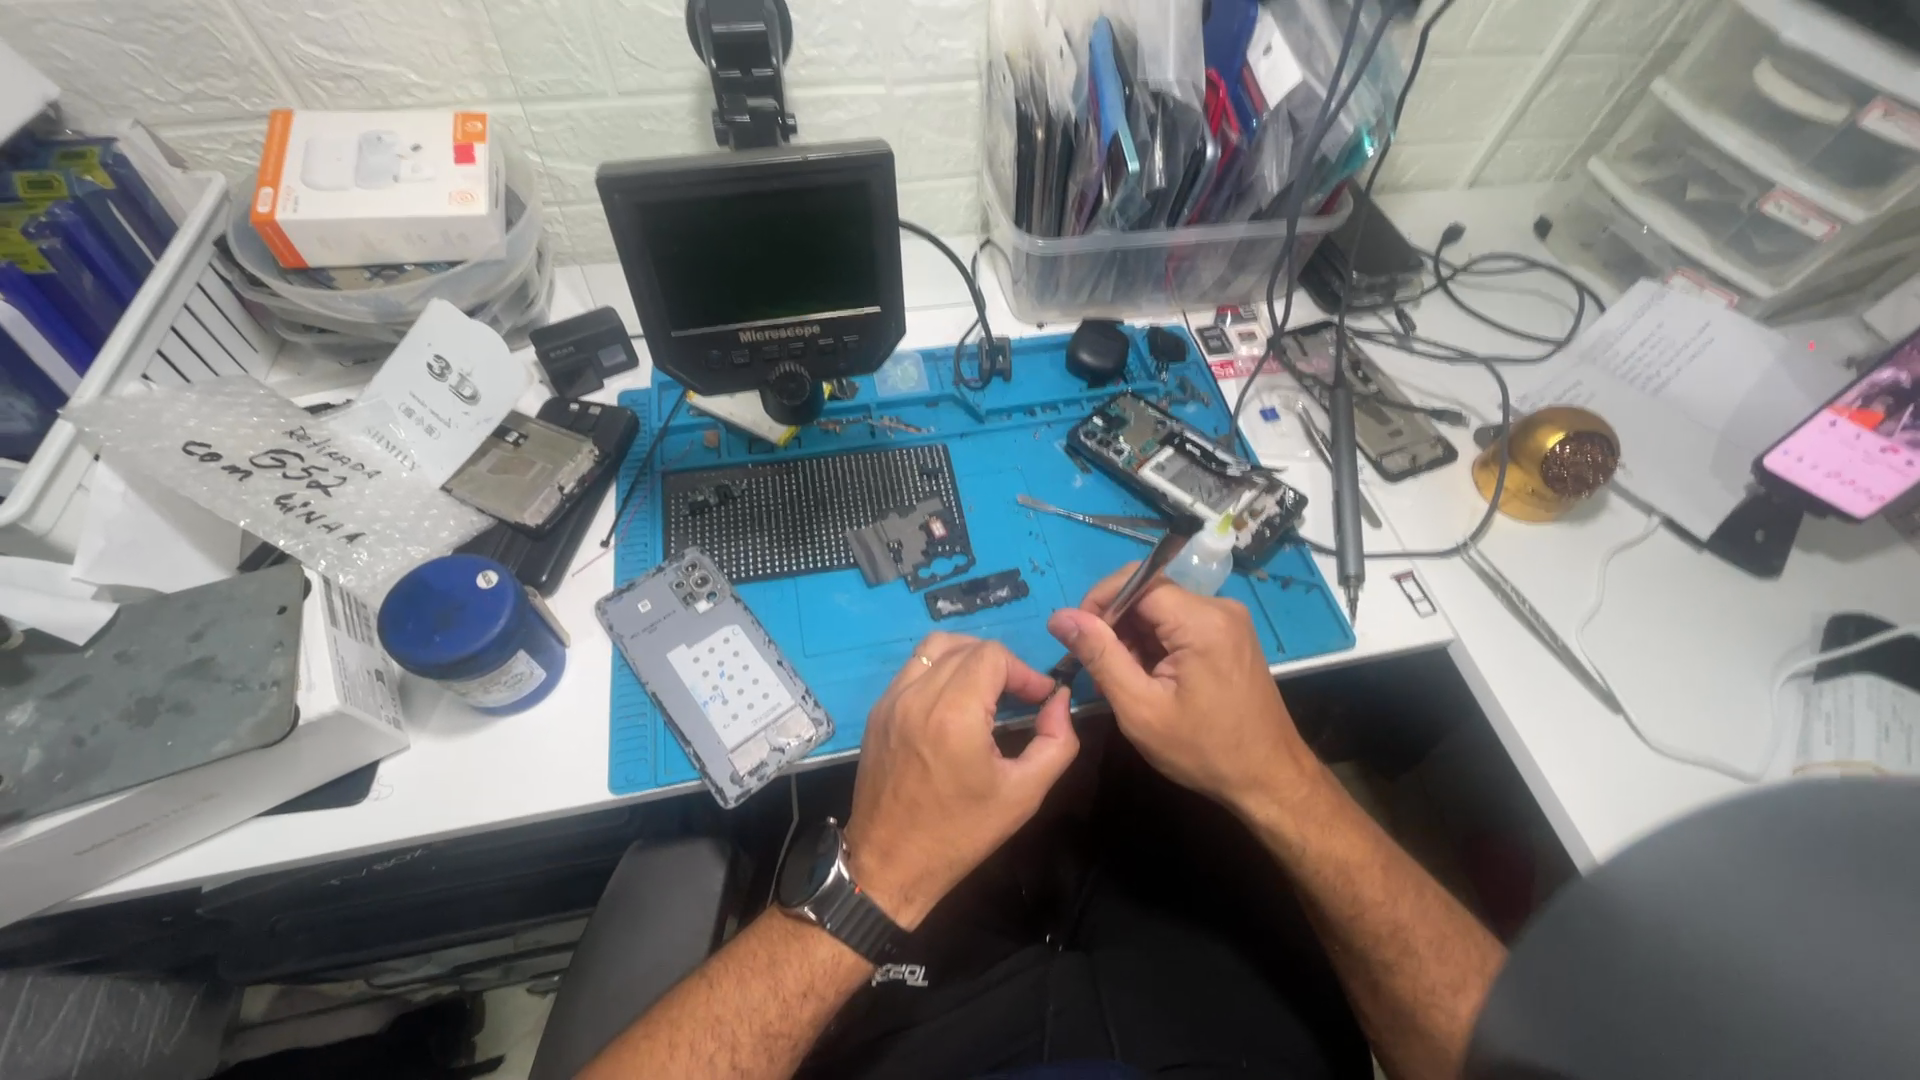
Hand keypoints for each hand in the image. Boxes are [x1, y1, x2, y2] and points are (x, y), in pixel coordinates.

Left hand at [844, 634, 1078, 930]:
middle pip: (965, 646)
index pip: (992, 656)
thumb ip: (1056, 741)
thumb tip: (1059, 700)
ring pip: (933, 648)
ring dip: (967, 658)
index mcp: (953, 713)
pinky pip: (912, 669)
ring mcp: (890, 701)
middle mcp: (917, 696)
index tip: (1040, 699)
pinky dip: (939, 671)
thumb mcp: (1024, 793)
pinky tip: (953, 704)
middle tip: (1018, 697)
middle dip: (1000, 665)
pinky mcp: (877, 712)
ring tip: (986, 690)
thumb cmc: (960, 833)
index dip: (1024, 671)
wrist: (890, 864)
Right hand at [1046, 568, 1315, 812]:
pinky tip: (1148, 679)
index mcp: (1202, 620)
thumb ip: (1099, 655)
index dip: (1100, 602)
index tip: (1077, 638)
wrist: (1269, 780)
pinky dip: (1154, 645)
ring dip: (1133, 638)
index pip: (1136, 581)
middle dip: (1115, 625)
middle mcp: (1219, 608)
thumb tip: (1060, 617)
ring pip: (1161, 610)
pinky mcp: (1229, 636)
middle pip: (1148, 593)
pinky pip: (1178, 624)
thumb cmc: (1203, 750)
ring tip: (1123, 681)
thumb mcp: (1140, 708)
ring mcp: (1228, 621)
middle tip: (1099, 669)